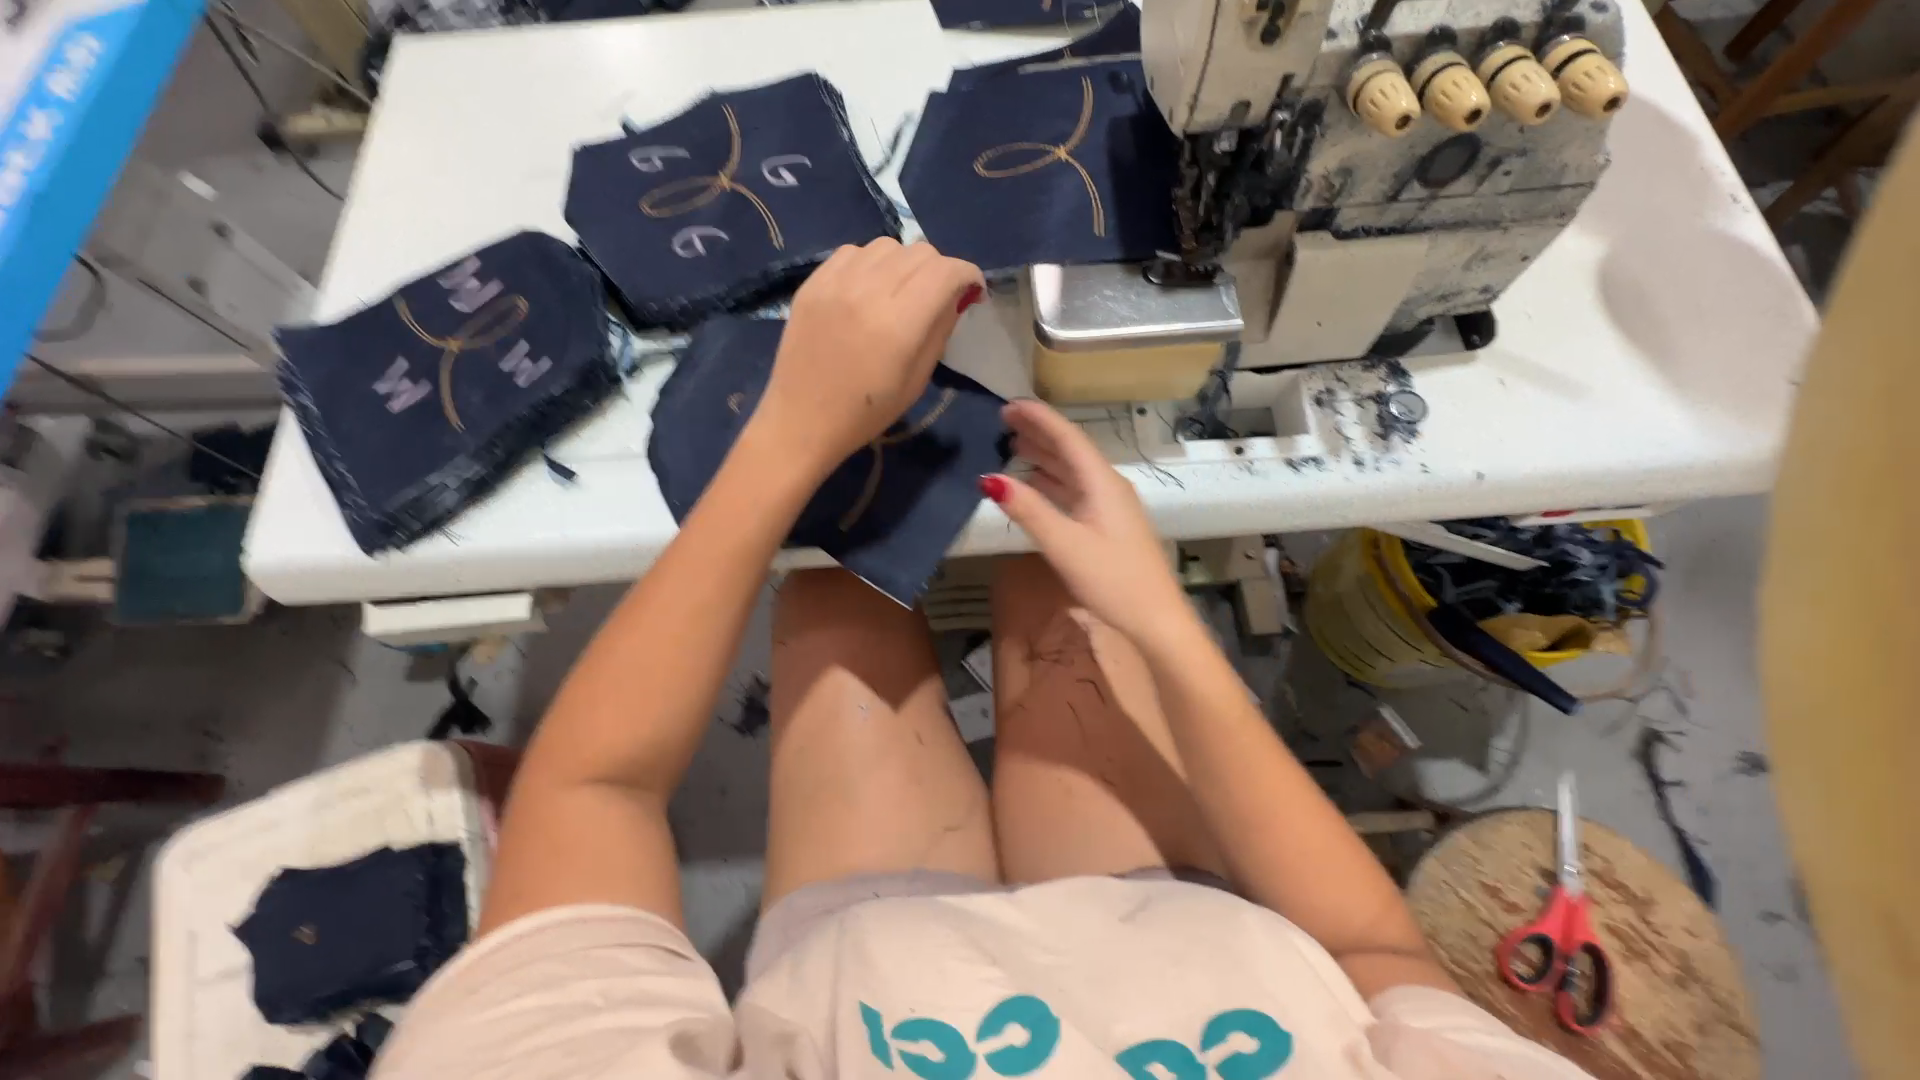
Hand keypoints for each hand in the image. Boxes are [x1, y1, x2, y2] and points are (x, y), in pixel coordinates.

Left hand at [754, 238, 984, 475]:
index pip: (946, 271)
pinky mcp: (812, 282)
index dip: (968, 275)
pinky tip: (867, 290)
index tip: (972, 291)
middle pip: (921, 252)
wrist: (802, 420)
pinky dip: (870, 263)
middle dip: (940, 269)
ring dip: (904, 263)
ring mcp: (836, 282)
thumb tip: (957, 296)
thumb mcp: (917, 380)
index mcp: (899, 324)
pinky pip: (853, 251)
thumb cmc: (866, 412)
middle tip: (936, 297)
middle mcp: (868, 291)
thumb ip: (940, 330)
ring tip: (899, 291)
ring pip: (888, 245)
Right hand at [982, 400, 1198, 648]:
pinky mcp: (1108, 525)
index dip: (1038, 418)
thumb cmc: (1113, 580)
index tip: (1008, 405)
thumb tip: (989, 478)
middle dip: (1038, 433)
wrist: (1156, 618)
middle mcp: (1108, 486)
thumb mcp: (1065, 545)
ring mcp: (1109, 506)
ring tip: (1011, 445)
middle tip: (1002, 421)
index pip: (1068, 438)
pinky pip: (1074, 491)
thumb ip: (1029, 510)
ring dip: (1043, 457)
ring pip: (1072, 471)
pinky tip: (1033, 485)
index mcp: (1102, 483)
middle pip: (1070, 450)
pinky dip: (1050, 482)